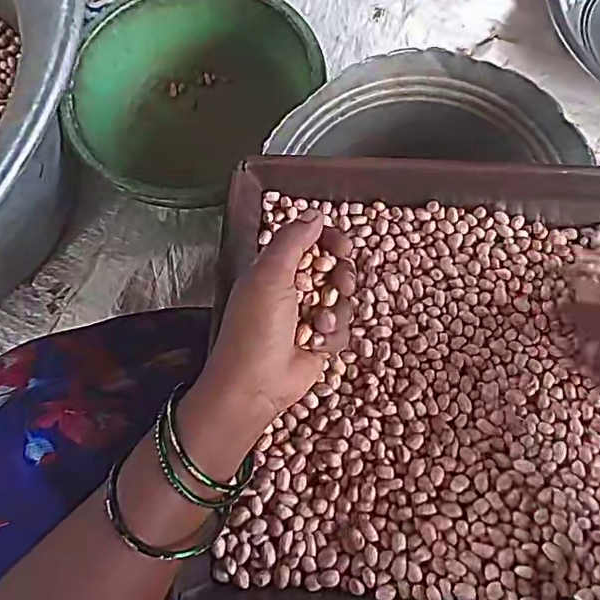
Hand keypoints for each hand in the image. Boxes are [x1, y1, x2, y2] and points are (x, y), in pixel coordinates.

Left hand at [181, 212, 354, 453]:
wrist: (255, 385)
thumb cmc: (254, 329)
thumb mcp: (270, 275)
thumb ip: (293, 240)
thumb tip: (315, 214)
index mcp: (276, 268)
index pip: (310, 240)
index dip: (330, 240)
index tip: (342, 246)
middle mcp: (293, 288)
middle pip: (334, 267)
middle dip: (342, 275)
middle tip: (341, 283)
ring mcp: (308, 315)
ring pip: (344, 298)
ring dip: (336, 310)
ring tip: (319, 324)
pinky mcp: (321, 340)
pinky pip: (344, 327)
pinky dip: (332, 336)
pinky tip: (314, 344)